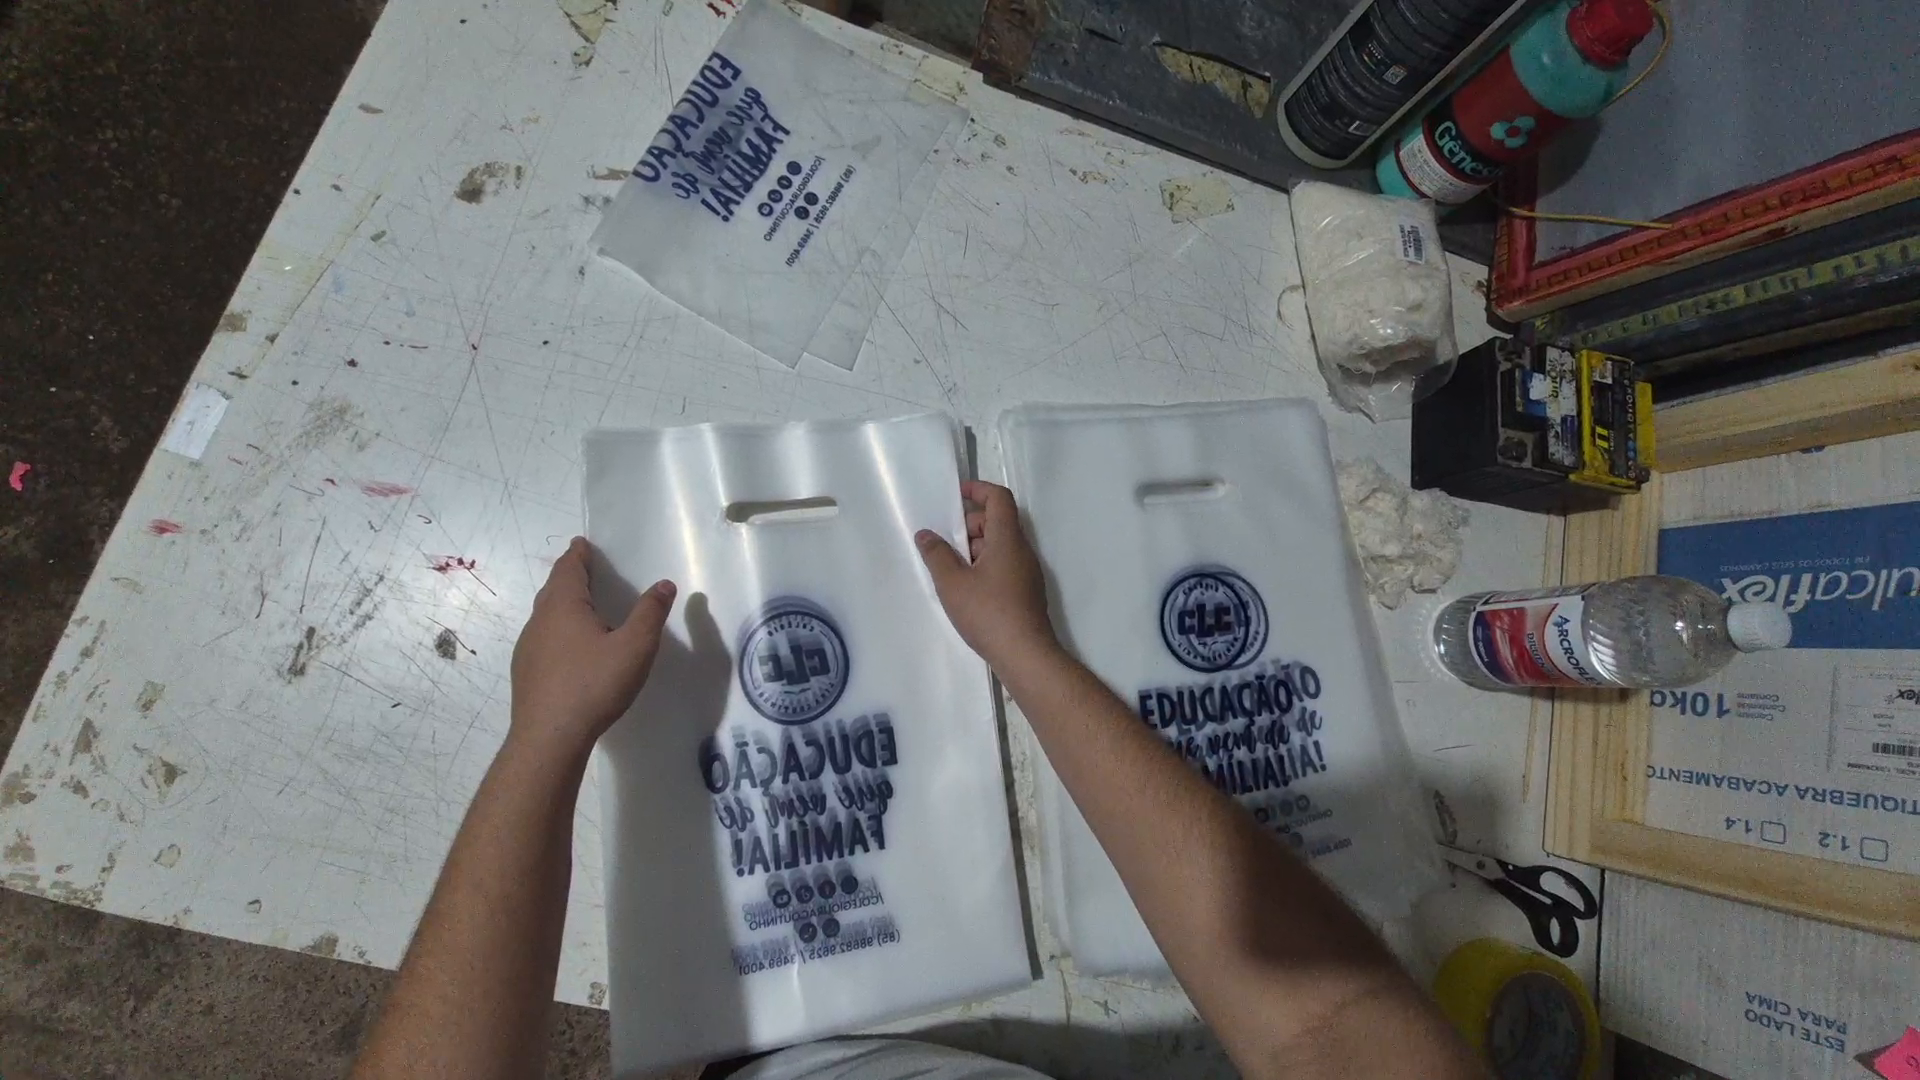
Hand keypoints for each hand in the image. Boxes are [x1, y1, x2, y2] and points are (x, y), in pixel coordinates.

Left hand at [509, 537, 674, 757]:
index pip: (568, 569)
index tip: (581, 543)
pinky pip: (545, 638)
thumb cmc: (594, 684)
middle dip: (570, 575)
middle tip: (585, 567)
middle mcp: (540, 622)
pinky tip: (573, 647)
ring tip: (584, 605)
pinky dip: (560, 629)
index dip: (577, 554)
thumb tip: (664, 584)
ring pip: (547, 615)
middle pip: (554, 589)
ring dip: (564, 603)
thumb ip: (650, 613)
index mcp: (564, 607)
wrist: (550, 738)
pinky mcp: (527, 672)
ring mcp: (529, 648)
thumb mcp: (635, 646)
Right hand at [916, 480, 1058, 668]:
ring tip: (950, 570)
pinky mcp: (1026, 592)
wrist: (1025, 654)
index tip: (957, 495)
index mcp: (1008, 539)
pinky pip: (1004, 566)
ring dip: (975, 549)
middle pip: (998, 522)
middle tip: (945, 543)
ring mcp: (1027, 572)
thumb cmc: (988, 613)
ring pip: (1000, 546)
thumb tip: (926, 534)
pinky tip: (966, 590)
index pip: (999, 498)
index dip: (978, 489)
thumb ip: (936, 555)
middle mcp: (1022, 550)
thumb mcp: (952, 583)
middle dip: (970, 524)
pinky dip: (984, 566)